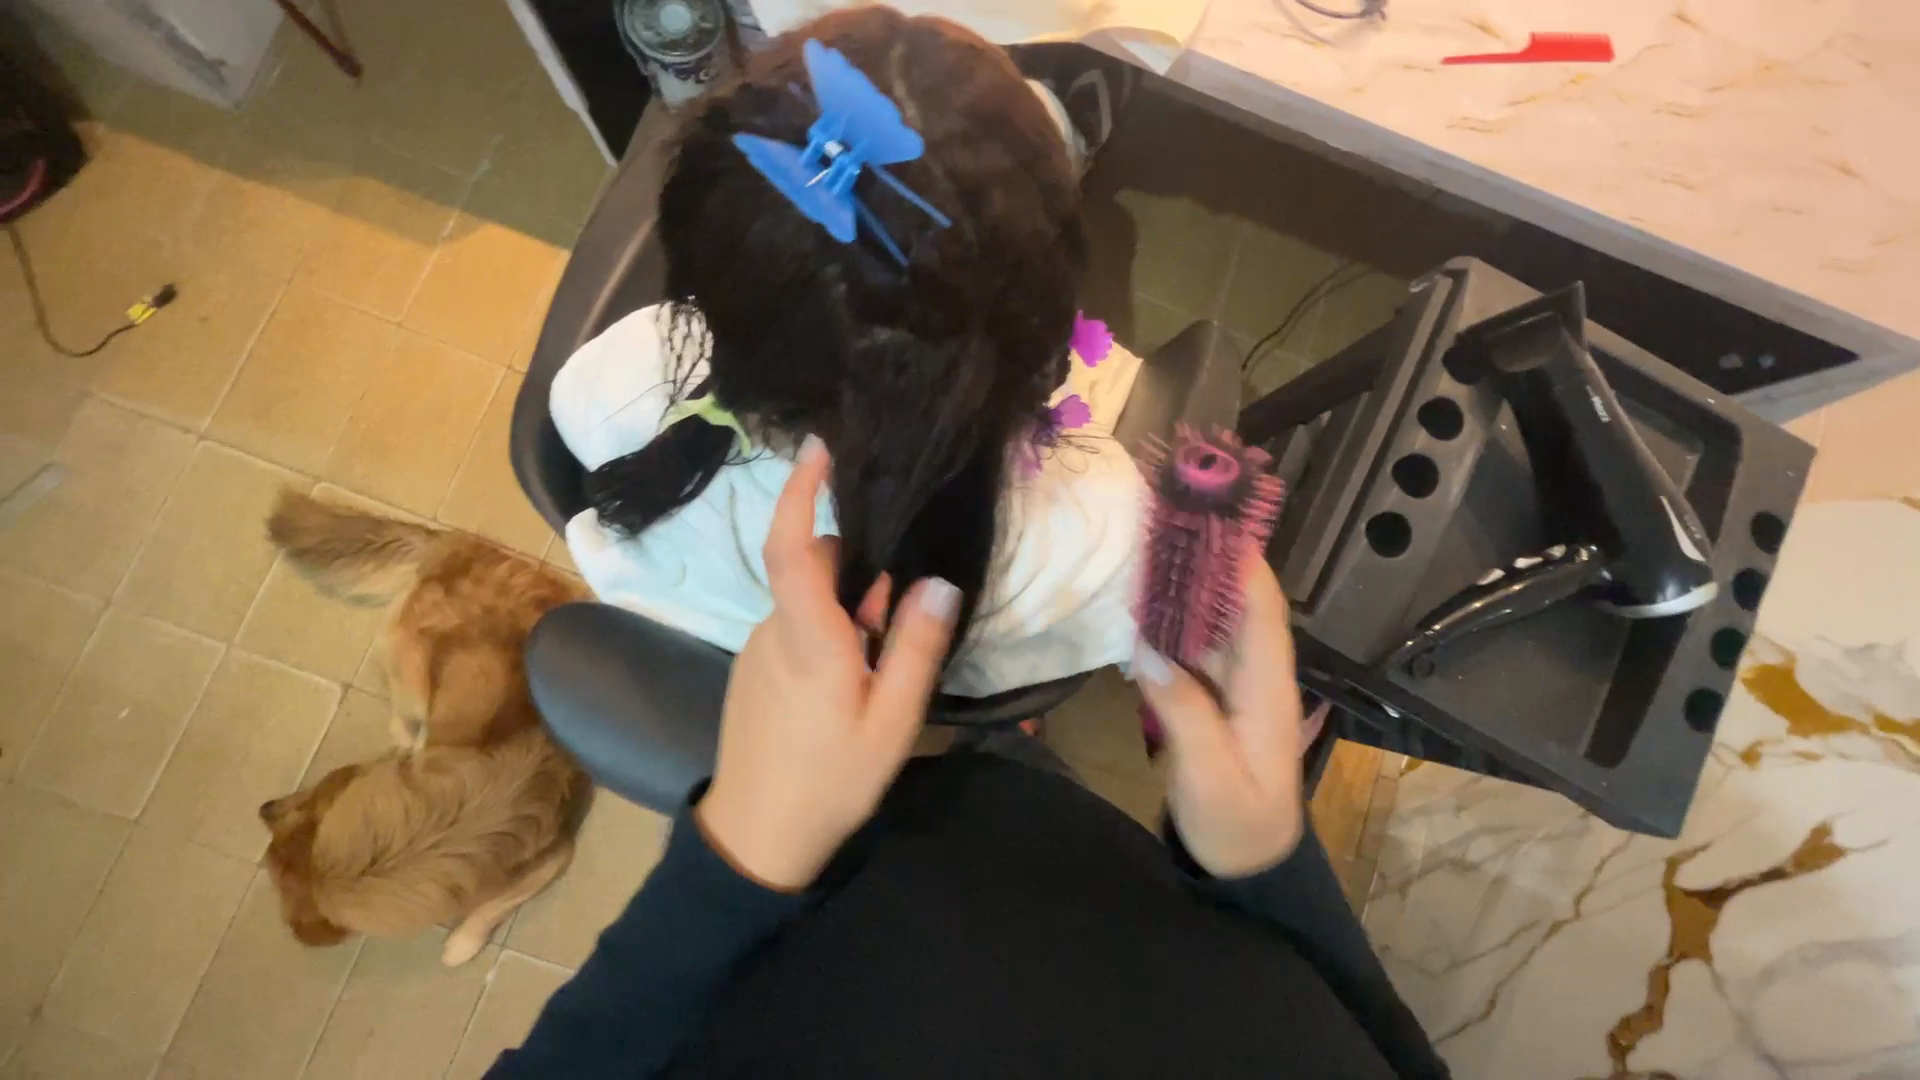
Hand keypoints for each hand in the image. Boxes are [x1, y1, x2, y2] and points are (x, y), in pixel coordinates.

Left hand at [697, 436, 959, 890]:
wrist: (754, 840)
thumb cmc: (830, 780)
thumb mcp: (893, 721)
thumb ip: (916, 648)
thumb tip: (937, 582)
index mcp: (807, 638)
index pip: (792, 546)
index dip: (800, 492)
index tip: (818, 448)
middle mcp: (773, 632)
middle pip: (811, 570)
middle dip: (855, 571)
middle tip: (897, 620)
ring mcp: (758, 652)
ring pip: (807, 603)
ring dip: (846, 611)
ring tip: (879, 665)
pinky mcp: (755, 672)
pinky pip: (795, 629)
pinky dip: (828, 632)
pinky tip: (851, 682)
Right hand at [1134, 556, 1306, 877]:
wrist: (1246, 864)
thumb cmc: (1236, 821)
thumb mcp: (1210, 775)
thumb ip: (1184, 712)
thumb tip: (1146, 651)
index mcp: (1268, 688)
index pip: (1263, 612)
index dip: (1242, 566)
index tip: (1211, 524)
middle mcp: (1256, 676)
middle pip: (1238, 607)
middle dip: (1209, 565)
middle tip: (1165, 527)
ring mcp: (1235, 687)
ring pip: (1215, 624)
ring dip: (1187, 589)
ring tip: (1148, 553)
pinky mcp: (1214, 698)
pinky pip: (1195, 649)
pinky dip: (1172, 624)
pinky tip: (1141, 608)